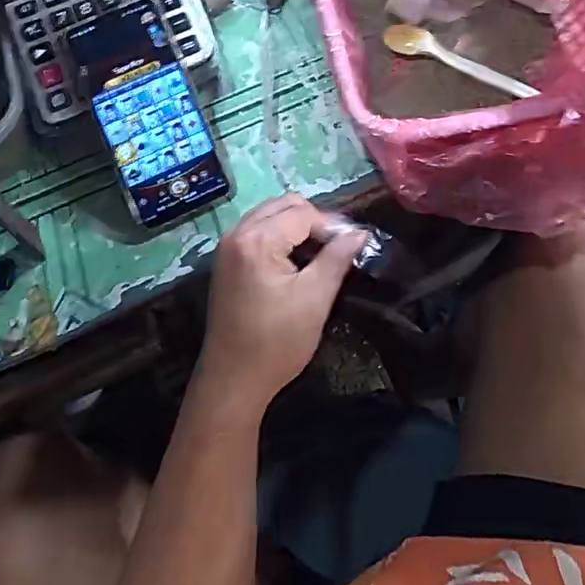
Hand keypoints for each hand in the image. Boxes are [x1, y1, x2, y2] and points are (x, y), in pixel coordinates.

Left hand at [197, 194, 367, 412]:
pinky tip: (294, 261)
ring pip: (268, 215)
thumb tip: (358, 232)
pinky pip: (256, 230)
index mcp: (257, 240)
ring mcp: (227, 247)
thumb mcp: (314, 299)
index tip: (351, 248)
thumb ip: (337, 258)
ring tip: (318, 255)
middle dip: (313, 220)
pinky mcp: (225, 261)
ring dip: (295, 226)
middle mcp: (237, 233)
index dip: (331, 226)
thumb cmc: (276, 342)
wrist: (233, 379)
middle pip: (283, 205)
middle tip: (336, 249)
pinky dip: (278, 235)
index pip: (302, 213)